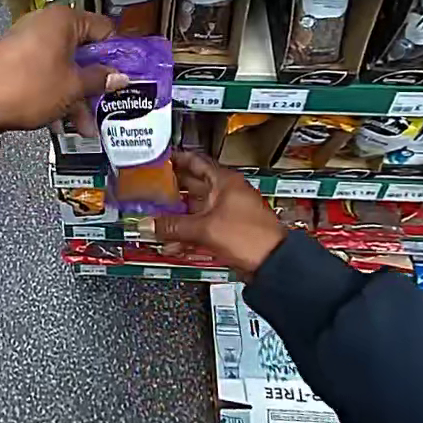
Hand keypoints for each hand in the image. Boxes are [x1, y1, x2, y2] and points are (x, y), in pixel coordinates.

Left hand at [0, 6, 125, 133]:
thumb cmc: (26, 87)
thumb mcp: (73, 87)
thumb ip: (100, 79)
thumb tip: (118, 77)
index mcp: (64, 20)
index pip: (104, 29)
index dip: (117, 54)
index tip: (126, 74)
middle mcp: (46, 24)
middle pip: (83, 50)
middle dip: (96, 81)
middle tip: (108, 102)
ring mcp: (29, 42)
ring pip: (64, 66)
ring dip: (77, 95)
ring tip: (85, 125)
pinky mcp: (16, 60)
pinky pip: (46, 74)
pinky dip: (56, 94)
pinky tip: (61, 121)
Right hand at [143, 152, 287, 276]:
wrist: (272, 264)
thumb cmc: (251, 236)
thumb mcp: (205, 228)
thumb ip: (174, 226)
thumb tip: (150, 225)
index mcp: (224, 181)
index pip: (196, 162)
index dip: (177, 159)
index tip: (161, 159)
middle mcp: (225, 193)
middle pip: (193, 186)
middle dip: (171, 190)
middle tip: (151, 189)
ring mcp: (226, 212)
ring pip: (195, 209)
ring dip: (176, 216)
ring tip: (156, 219)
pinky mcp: (226, 231)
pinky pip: (201, 227)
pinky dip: (187, 233)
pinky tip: (172, 243)